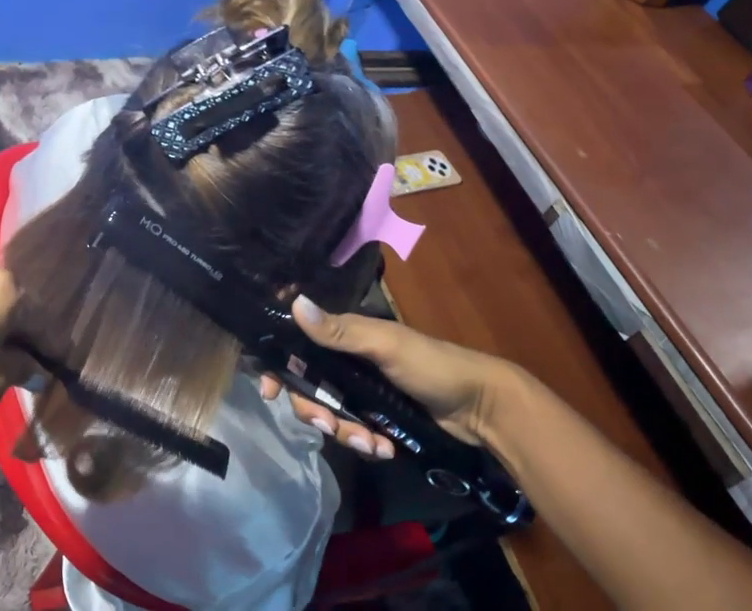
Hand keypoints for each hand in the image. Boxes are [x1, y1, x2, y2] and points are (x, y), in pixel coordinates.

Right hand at [261, 295, 518, 458]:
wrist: (482, 408)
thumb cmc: (431, 364)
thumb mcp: (385, 344)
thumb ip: (339, 330)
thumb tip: (294, 302)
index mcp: (344, 339)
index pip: (296, 349)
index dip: (277, 369)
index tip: (268, 392)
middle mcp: (346, 365)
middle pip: (308, 389)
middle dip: (314, 411)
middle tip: (328, 426)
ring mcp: (362, 395)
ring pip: (330, 416)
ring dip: (345, 433)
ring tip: (372, 443)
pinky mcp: (379, 420)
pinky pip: (356, 435)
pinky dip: (367, 444)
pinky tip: (386, 450)